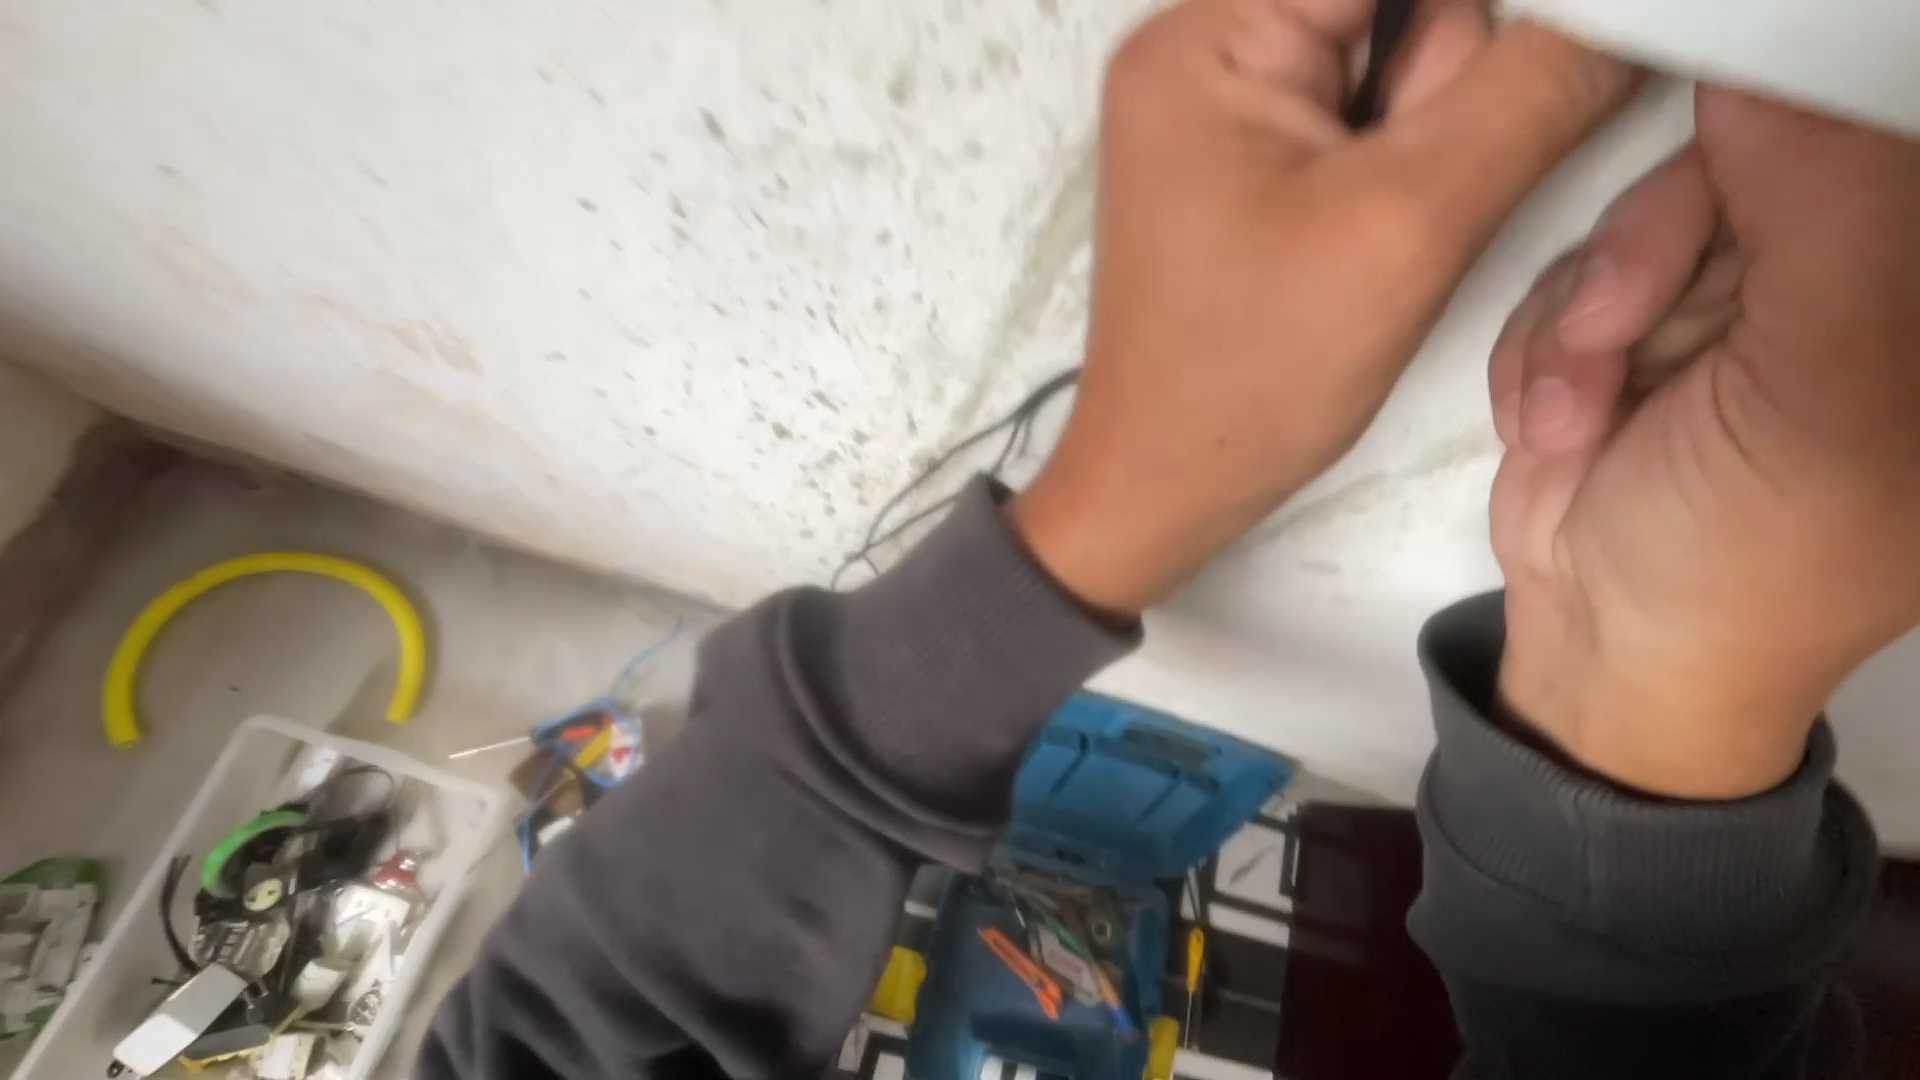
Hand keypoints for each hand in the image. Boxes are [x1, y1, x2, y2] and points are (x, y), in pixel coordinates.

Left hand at [1009, 0, 1635, 616]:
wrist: (1162, 478)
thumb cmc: (1242, 381)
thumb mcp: (1408, 225)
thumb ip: (1541, 79)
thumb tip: (1644, 2)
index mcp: (1203, 39)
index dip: (1480, 18)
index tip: (1465, 124)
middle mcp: (1194, 53)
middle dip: (1439, 84)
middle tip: (1388, 204)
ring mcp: (1212, 111)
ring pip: (1390, 55)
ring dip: (1418, 138)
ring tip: (1356, 242)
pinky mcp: (1236, 164)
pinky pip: (1356, 116)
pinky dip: (1390, 164)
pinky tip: (1349, 239)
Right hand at [1490, 86, 1919, 798]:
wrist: (1603, 633)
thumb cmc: (1742, 550)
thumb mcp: (1816, 388)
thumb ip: (1827, 216)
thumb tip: (1776, 81)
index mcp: (1917, 288)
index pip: (1865, 139)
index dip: (1783, 141)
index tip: (1713, 190)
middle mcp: (1827, 283)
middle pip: (1727, 174)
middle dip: (1634, 269)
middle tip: (1604, 350)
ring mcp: (1707, 311)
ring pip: (1620, 238)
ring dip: (1569, 334)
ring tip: (1570, 420)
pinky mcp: (1608, 341)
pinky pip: (1554, 296)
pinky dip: (1532, 361)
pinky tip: (1550, 424)